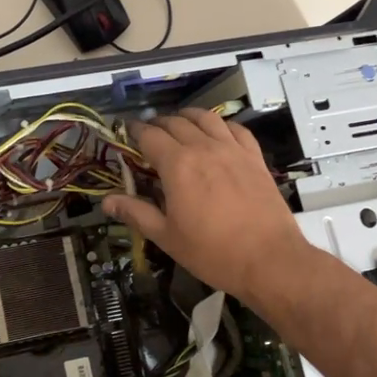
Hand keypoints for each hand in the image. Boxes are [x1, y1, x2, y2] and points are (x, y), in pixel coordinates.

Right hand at [104, 108, 315, 302]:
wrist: (269, 260)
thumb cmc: (212, 252)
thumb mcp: (166, 236)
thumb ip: (136, 213)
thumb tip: (107, 201)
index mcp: (177, 165)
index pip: (149, 136)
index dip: (135, 132)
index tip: (127, 133)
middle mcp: (203, 148)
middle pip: (176, 123)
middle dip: (158, 124)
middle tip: (149, 133)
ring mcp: (233, 150)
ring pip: (207, 118)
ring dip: (188, 117)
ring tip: (180, 124)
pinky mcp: (255, 158)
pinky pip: (237, 129)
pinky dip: (222, 125)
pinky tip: (218, 133)